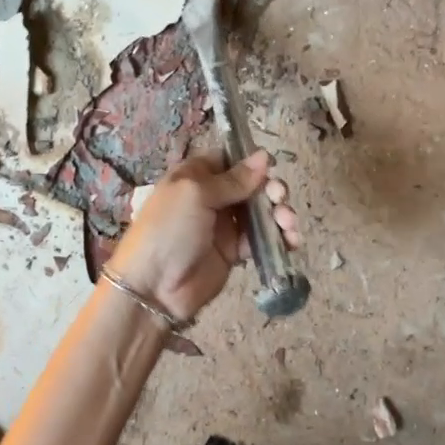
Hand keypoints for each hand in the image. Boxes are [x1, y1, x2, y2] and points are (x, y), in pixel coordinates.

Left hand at [107, 151, 301, 320]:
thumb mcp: (196, 194)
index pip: (230, 159)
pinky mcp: (234, 251)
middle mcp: (212, 196)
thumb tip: (264, 156)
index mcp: (196, 175)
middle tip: (279, 199)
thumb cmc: (169, 229)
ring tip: (288, 225)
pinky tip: (291, 242)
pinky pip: (262, 239)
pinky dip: (279, 238)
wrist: (153, 288)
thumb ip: (233, 179)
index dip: (253, 162)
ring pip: (261, 211)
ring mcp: (224, 225)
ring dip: (279, 214)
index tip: (272, 168)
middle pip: (251, 185)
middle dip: (271, 189)